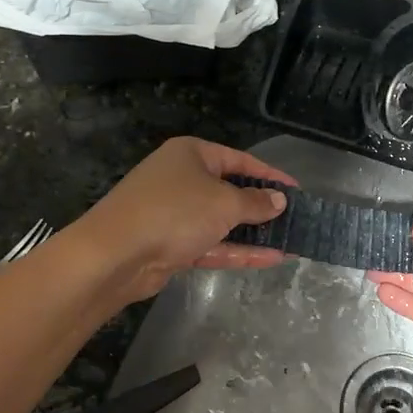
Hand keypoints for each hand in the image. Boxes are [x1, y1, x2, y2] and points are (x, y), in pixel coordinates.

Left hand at [76, 137, 295, 304]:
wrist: (115, 255)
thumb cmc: (174, 212)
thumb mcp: (224, 202)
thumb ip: (255, 202)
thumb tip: (279, 200)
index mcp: (192, 155)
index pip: (240, 160)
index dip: (270, 175)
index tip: (297, 190)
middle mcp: (182, 179)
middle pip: (230, 190)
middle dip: (262, 207)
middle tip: (296, 219)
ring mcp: (174, 214)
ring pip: (222, 222)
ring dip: (254, 233)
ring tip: (291, 241)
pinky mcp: (171, 245)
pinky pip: (211, 244)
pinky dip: (238, 250)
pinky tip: (271, 258)